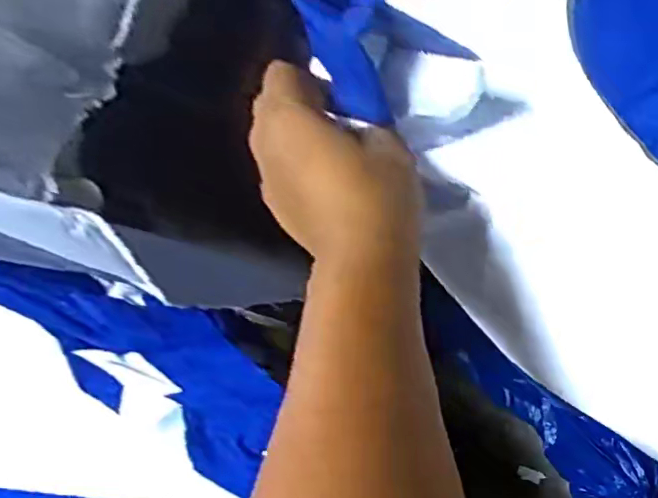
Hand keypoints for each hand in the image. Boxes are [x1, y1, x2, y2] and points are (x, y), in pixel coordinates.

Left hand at [248, 61, 420, 265]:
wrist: (365, 266)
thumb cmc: (379, 202)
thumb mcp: (394, 153)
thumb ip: (373, 128)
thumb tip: (362, 131)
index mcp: (285, 114)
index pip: (287, 72)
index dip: (320, 83)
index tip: (352, 110)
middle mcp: (262, 138)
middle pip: (278, 108)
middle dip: (309, 115)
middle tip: (352, 141)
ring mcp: (266, 177)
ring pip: (282, 146)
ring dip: (308, 151)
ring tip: (348, 176)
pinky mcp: (278, 210)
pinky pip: (289, 180)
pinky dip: (308, 183)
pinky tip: (340, 205)